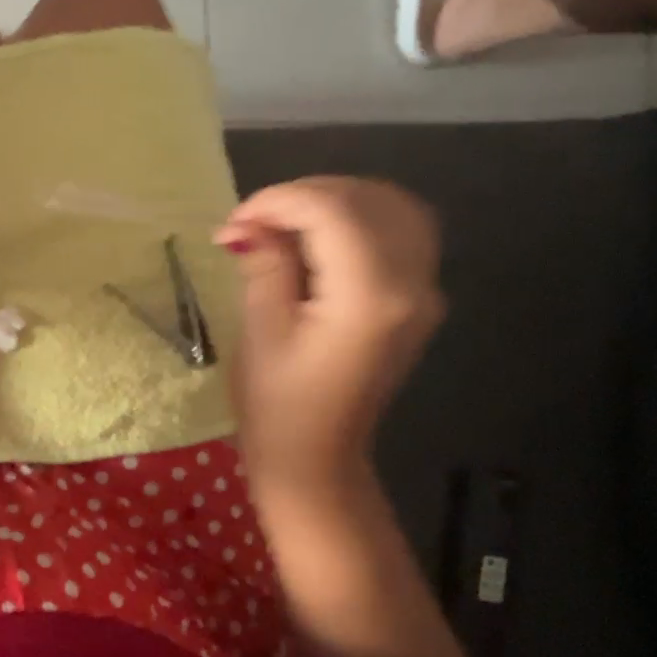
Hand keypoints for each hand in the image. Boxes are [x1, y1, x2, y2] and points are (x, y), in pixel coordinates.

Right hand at [215, 177, 444, 491]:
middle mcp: (412, 284)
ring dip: (334, 203)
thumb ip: (265, 267)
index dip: (279, 201)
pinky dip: (356, 222)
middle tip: (253, 224)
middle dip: (305, 196)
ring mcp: (423, 291)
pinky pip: (399, 234)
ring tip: (282, 227)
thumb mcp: (260, 334)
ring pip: (392, 208)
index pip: (334, 211)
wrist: (316, 460)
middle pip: (370, 200)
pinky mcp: (418, 300)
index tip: (234, 222)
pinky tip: (315, 243)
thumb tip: (249, 224)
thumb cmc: (276, 406)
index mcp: (369, 297)